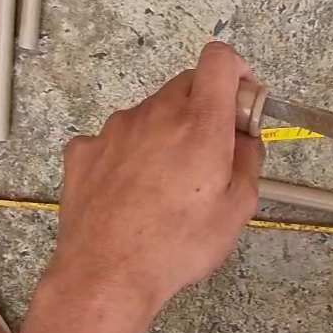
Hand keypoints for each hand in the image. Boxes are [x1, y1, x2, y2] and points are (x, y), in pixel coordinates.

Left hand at [51, 42, 264, 317]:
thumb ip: (248, 159)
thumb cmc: (178, 245)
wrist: (106, 273)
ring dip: (164, 133)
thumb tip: (244, 135)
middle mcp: (154, 114)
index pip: (219, 59)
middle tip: (209, 153)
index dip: (236, 70)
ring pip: (149, 114)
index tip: (240, 100)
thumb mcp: (237, 208)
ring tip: (165, 185)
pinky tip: (128, 192)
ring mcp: (113, 129)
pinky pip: (114, 140)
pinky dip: (127, 155)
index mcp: (198, 122)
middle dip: (203, 108)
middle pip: (184, 86)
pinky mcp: (83, 149)